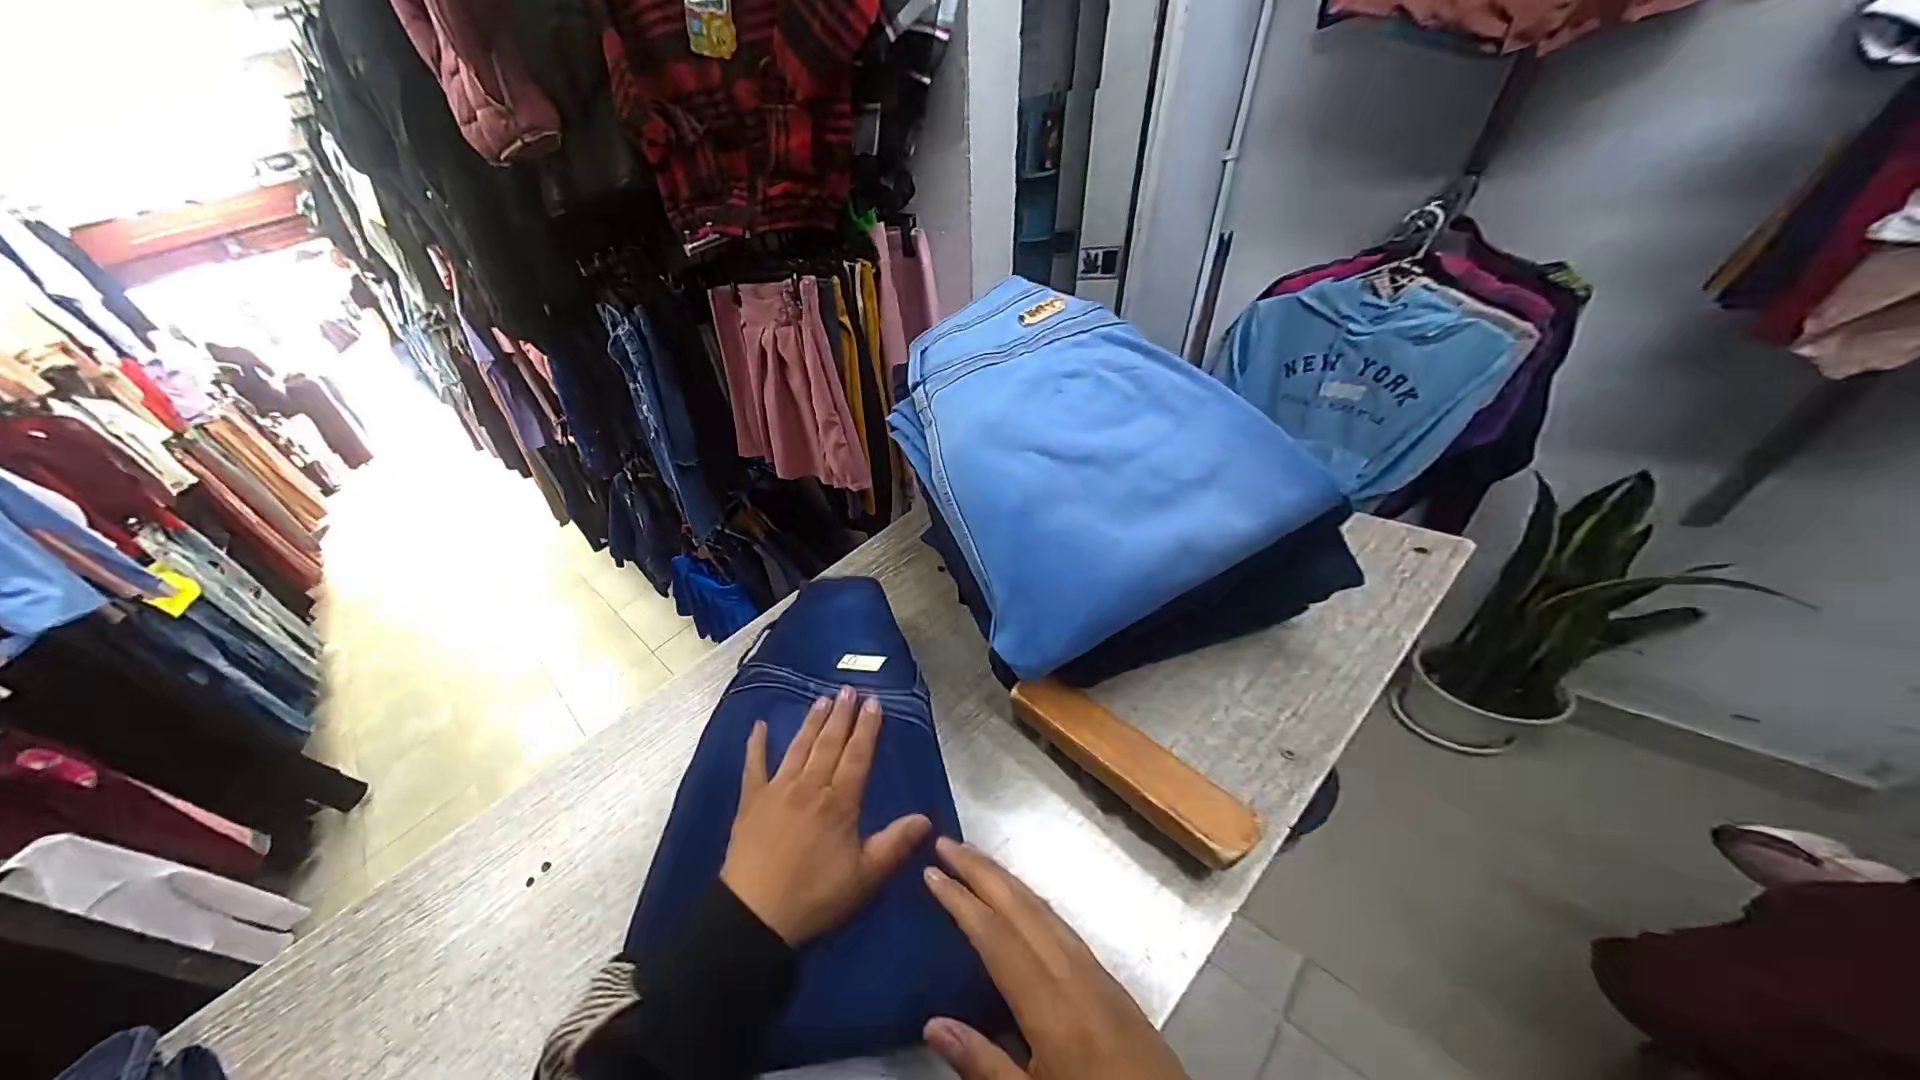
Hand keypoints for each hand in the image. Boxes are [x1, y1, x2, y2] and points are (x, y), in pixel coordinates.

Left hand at [720, 685, 932, 944]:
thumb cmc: (814, 896)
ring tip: (822, 699)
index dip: (867, 729)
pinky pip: (754, 765)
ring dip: (812, 722)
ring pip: (799, 748)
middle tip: (848, 690)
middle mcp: (809, 787)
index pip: (857, 756)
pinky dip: (756, 744)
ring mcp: (777, 790)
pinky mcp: (752, 801)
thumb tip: (926, 818)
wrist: (754, 916)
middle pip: (829, 744)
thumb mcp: (864, 876)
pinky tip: (760, 725)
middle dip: (841, 715)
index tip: (873, 703)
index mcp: (839, 803)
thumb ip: (895, 844)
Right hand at [922, 839, 1190, 1079]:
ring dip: (1006, 879)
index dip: (961, 900)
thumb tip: (931, 1023)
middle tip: (946, 843)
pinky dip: (1031, 900)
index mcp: (1052, 1005)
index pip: (997, 936)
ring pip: (1044, 909)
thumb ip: (984, 1064)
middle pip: (1022, 907)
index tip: (932, 871)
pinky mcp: (1109, 980)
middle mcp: (1073, 973)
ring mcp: (1095, 972)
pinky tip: (1020, 901)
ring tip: (974, 859)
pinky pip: (1061, 924)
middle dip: (982, 870)